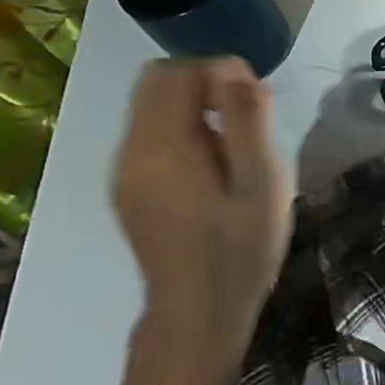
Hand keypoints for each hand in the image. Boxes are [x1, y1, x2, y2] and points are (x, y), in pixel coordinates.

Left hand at [114, 58, 292, 364]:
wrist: (198, 315)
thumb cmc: (240, 250)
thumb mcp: (261, 184)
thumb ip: (247, 122)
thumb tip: (234, 69)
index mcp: (163, 147)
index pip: (178, 72)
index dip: (220, 72)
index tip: (255, 100)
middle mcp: (131, 151)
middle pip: (156, 82)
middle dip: (203, 83)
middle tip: (244, 119)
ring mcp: (123, 172)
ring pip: (150, 107)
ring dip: (193, 107)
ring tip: (232, 147)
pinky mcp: (127, 189)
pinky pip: (148, 134)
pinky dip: (179, 130)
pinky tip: (209, 169)